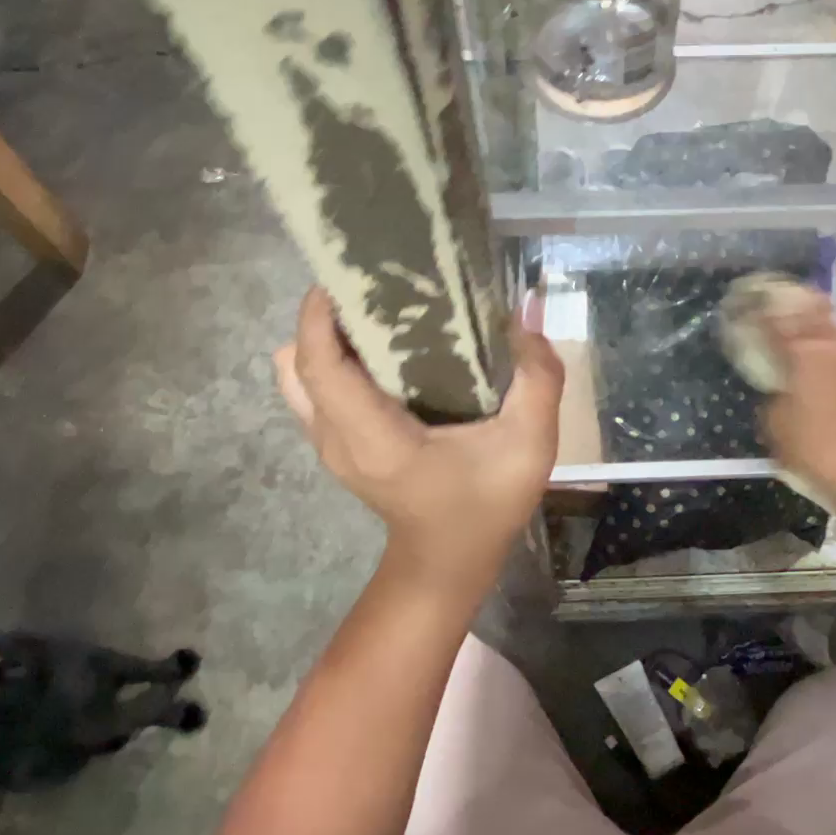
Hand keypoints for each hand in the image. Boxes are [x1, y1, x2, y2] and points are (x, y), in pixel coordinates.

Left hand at [275, 288, 563, 588]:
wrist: (449, 560)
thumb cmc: (486, 505)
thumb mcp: (529, 445)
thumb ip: (537, 379)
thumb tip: (525, 314)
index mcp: (374, 438)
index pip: (320, 366)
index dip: (321, 315)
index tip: (349, 274)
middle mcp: (335, 439)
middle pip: (300, 362)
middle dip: (326, 316)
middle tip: (375, 287)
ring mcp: (327, 445)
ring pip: (297, 375)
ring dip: (324, 338)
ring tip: (374, 317)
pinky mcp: (333, 446)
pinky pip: (311, 390)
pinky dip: (329, 361)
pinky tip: (376, 352)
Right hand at [760, 296, 835, 516]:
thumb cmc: (814, 450)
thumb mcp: (775, 425)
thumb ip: (773, 394)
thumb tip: (779, 384)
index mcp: (803, 353)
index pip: (776, 320)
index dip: (759, 309)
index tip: (747, 303)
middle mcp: (832, 346)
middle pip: (812, 310)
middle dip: (792, 303)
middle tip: (775, 303)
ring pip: (833, 325)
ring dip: (815, 319)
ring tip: (799, 321)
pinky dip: (832, 342)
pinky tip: (824, 352)